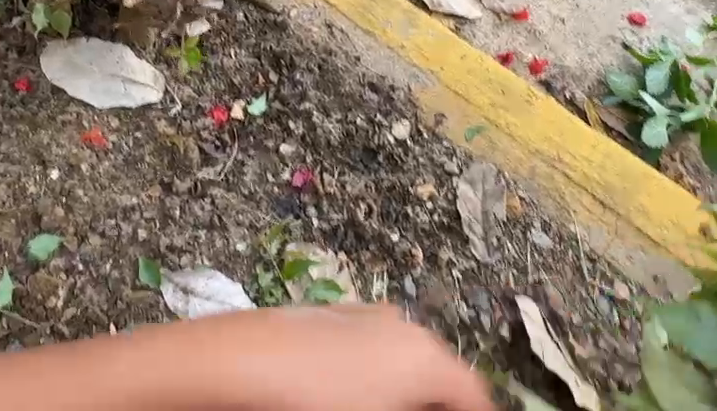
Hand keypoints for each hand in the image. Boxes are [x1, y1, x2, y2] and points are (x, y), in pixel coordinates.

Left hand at [138, 305, 494, 410]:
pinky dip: (376, 379)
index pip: (476, 397)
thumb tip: (433, 403)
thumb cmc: (317, 402)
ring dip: (405, 394)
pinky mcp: (333, 317)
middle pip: (442, 377)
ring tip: (380, 410)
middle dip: (435, 405)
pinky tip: (350, 400)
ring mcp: (365, 316)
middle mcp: (403, 326)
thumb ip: (421, 410)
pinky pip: (374, 353)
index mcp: (426, 356)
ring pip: (406, 364)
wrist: (241, 363)